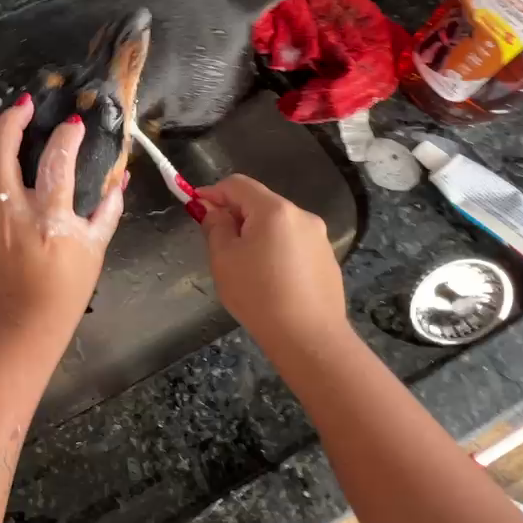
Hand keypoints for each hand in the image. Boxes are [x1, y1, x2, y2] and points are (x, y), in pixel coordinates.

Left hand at [0, 95, 122, 336]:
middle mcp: (11, 213)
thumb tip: (122, 174)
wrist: (23, 320)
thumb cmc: (66, 287)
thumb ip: (109, 207)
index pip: (56, 163)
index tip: (73, 123)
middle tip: (24, 105)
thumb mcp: (96, 248)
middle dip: (10, 120)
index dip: (65, 137)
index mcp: (49, 219)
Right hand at [197, 174, 348, 348]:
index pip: (237, 184)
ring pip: (277, 224)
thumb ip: (215, 226)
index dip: (212, 192)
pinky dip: (275, 250)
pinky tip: (270, 279)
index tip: (195, 207)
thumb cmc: (258, 294)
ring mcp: (318, 237)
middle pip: (259, 202)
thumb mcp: (223, 258)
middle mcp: (301, 216)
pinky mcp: (327, 259)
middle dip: (235, 214)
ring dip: (256, 232)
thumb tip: (212, 209)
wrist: (308, 338)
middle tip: (217, 241)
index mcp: (274, 210)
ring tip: (244, 265)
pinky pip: (293, 243)